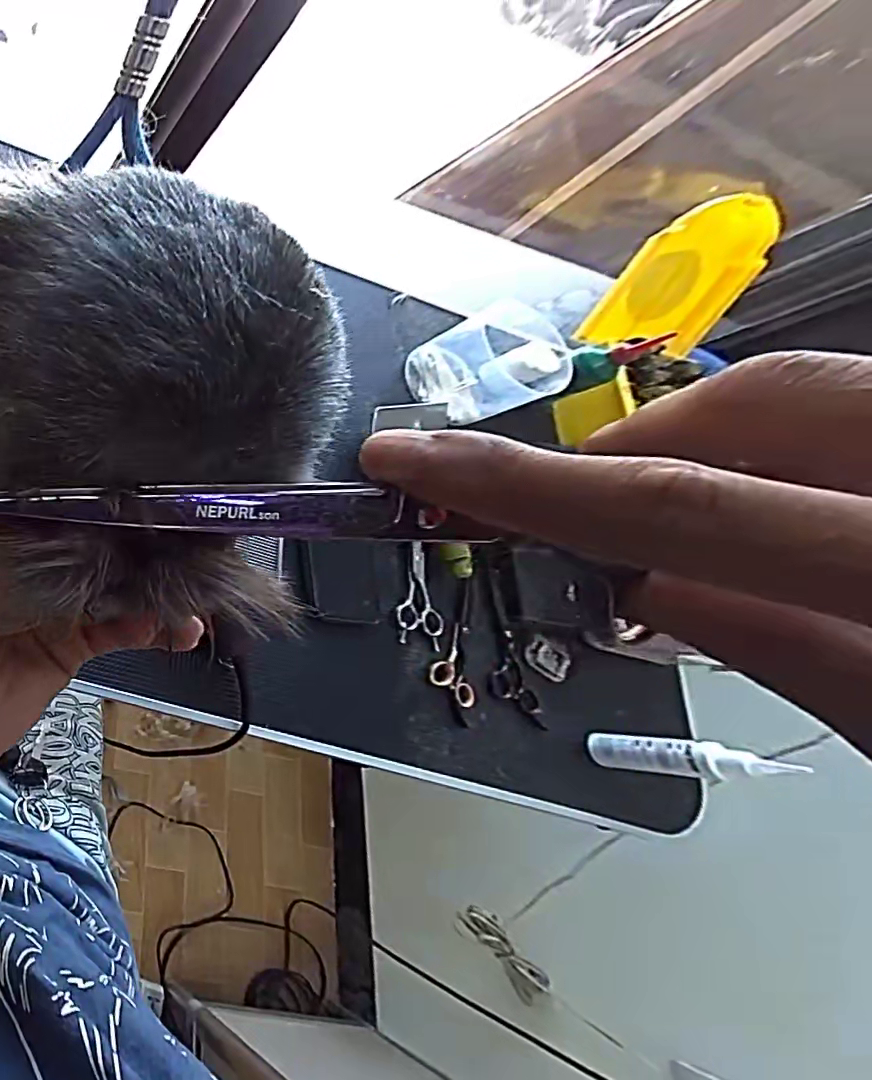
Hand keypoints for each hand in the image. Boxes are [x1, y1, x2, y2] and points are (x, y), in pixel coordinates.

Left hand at [0, 522, 205, 821]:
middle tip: (184, 532)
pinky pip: (116, 630)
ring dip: (148, 583)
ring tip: (192, 580)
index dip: (86, 500)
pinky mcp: (70, 646)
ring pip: (108, 584)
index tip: (137, 489)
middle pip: (84, 542)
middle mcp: (25, 564)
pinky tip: (179, 628)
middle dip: (129, 539)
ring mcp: (51, 605)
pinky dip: (147, 628)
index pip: (43, 507)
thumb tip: (77, 541)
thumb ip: (9, 567)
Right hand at [360, 351, 871, 737]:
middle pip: (758, 403)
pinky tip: (805, 511)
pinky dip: (803, 447)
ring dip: (716, 445)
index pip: (669, 506)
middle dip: (635, 448)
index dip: (512, 480)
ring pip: (828, 384)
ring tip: (711, 522)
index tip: (400, 455)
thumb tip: (641, 585)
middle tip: (596, 515)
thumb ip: (788, 648)